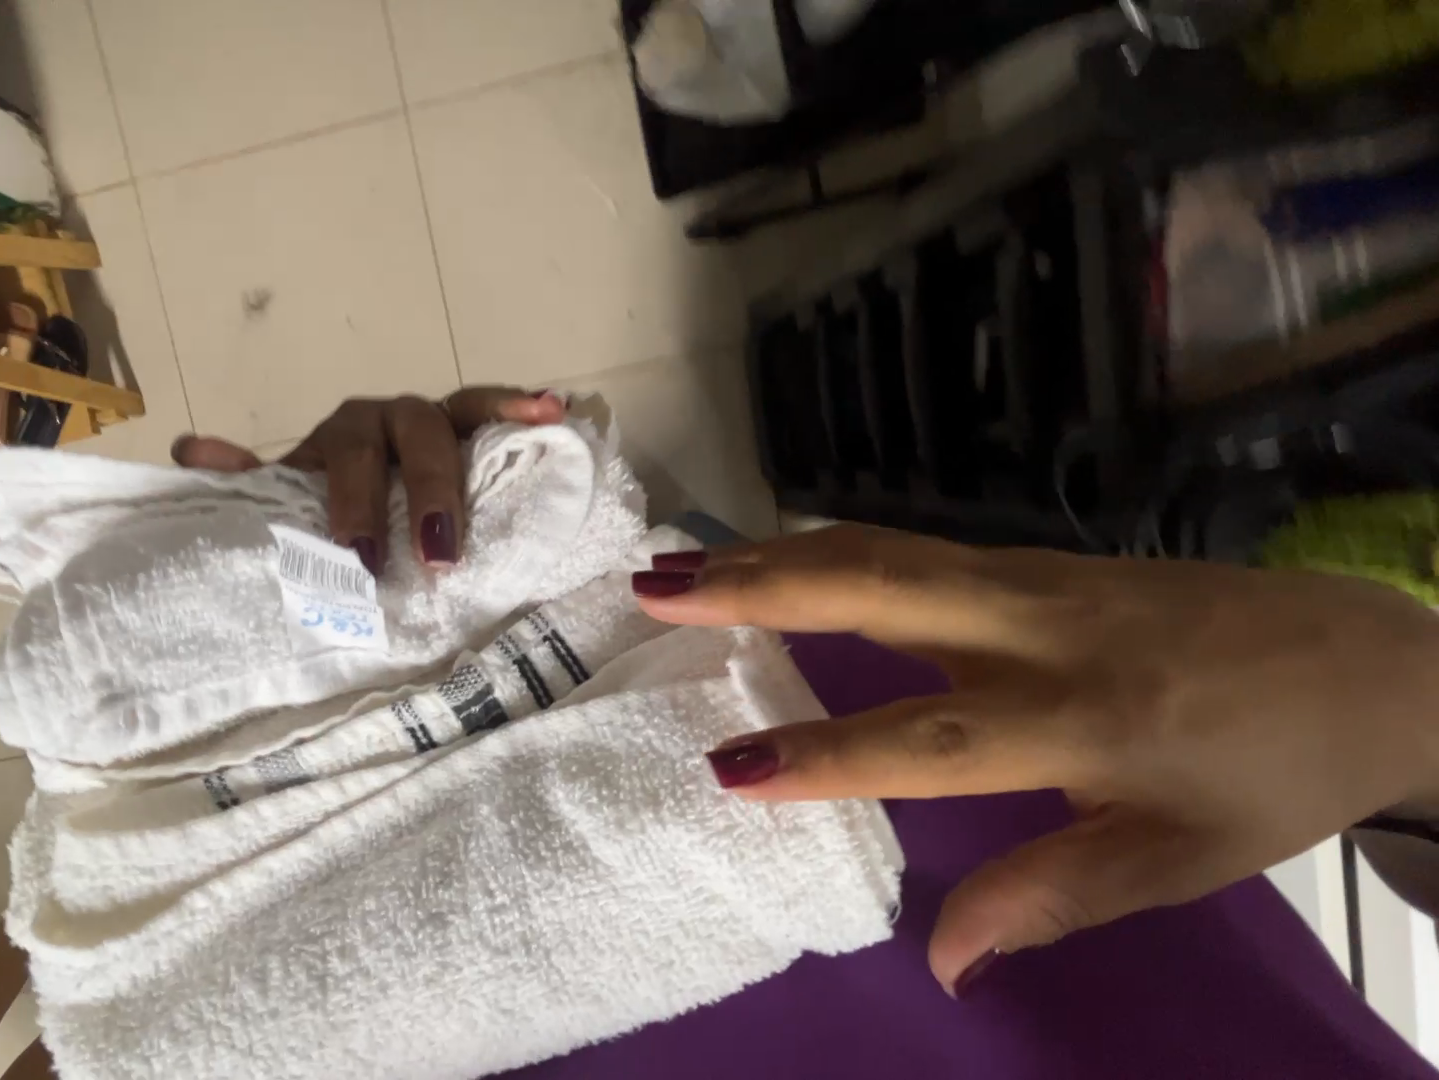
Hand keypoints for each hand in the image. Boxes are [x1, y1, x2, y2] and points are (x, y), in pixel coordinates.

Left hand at [171, 388, 564, 573]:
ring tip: (533, 435)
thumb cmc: (328, 510)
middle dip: (425, 493)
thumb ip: (249, 486)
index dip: (356, 504)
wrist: (361, 496)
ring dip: (494, 425)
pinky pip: (495, 409)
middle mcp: (387, 419)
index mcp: (341, 440)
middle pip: (410, 437)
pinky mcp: (470, 430)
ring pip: (456, 416)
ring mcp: (432, 420)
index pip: (350, 459)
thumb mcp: (287, 504)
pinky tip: (555, 407)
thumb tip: (191, 453)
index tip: (362, 562)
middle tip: (435, 557)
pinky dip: (521, 402)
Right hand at [633, 525, 1438, 995]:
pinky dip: (800, 547)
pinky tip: (748, 555)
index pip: (925, 741)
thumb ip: (1049, 898)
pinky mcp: (1007, 552)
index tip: (724, 768)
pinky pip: (884, 543)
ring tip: (671, 566)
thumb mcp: (1178, 858)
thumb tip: (944, 963)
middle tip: (652, 589)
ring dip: (758, 554)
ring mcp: (1013, 575)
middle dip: (750, 588)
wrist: (1358, 653)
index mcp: (1082, 720)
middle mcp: (1030, 630)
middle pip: (870, 590)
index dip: (823, 757)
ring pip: (864, 551)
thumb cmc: (1261, 771)